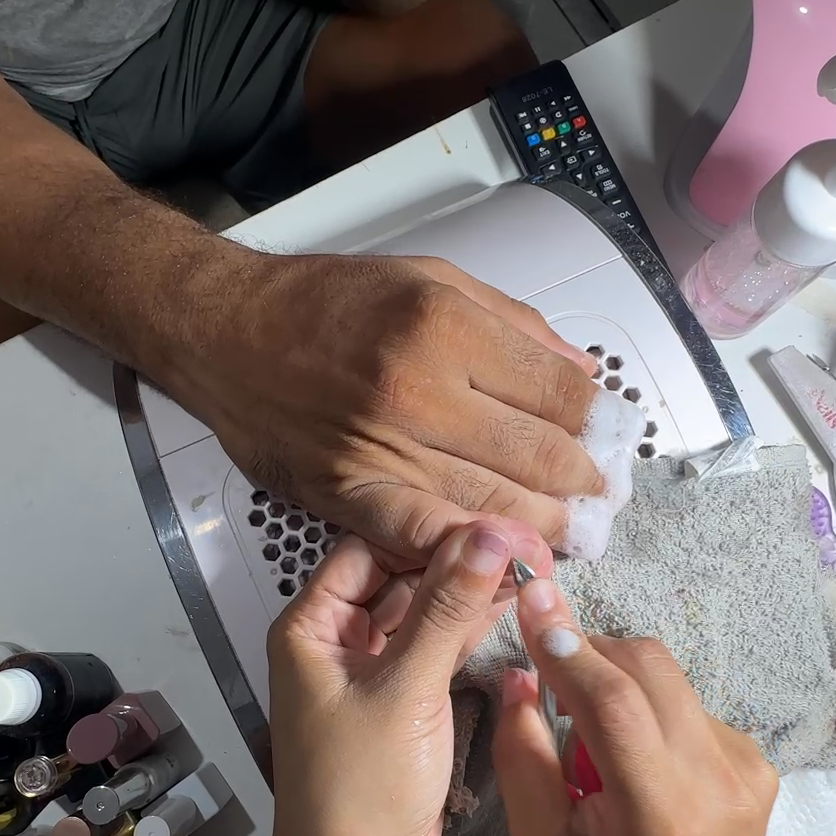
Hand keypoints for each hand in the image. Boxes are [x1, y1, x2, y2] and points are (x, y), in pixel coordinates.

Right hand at [166, 252, 602, 565]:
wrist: (226, 334)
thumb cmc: (320, 304)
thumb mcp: (427, 278)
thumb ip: (510, 323)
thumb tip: (575, 370)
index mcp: (444, 326)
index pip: (556, 391)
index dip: (596, 422)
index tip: (609, 436)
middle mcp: (414, 390)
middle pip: (534, 454)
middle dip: (582, 482)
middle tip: (602, 496)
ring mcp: (378, 448)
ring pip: (490, 501)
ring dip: (545, 525)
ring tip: (573, 532)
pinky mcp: (345, 492)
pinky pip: (421, 532)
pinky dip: (469, 548)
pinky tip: (507, 556)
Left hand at [263, 519, 548, 835]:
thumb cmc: (362, 785)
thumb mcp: (405, 689)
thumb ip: (447, 608)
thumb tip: (491, 534)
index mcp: (312, 623)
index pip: (371, 549)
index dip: (430, 530)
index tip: (495, 520)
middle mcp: (336, 635)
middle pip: (399, 575)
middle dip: (457, 559)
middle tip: (525, 542)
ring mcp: (370, 666)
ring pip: (421, 608)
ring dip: (468, 591)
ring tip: (530, 565)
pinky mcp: (400, 694)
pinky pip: (432, 644)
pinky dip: (467, 626)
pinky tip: (509, 603)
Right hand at [492, 576, 783, 835]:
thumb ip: (524, 762)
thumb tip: (518, 677)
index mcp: (660, 818)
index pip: (616, 708)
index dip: (571, 650)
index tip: (533, 600)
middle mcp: (717, 779)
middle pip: (647, 669)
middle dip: (586, 648)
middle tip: (548, 668)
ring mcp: (745, 761)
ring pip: (664, 672)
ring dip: (611, 673)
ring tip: (589, 728)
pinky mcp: (755, 752)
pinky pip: (680, 694)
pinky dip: (640, 699)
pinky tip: (630, 745)